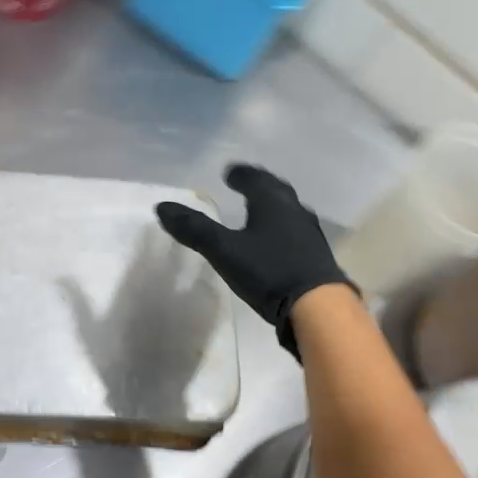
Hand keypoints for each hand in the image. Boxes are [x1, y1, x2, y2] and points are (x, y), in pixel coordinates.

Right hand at [156, 164, 354, 356]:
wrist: (315, 304)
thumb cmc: (267, 271)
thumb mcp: (224, 251)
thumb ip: (194, 229)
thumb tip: (162, 207)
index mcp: (271, 202)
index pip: (254, 178)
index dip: (240, 175)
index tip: (230, 173)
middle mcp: (293, 209)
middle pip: (276, 190)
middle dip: (260, 185)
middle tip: (247, 185)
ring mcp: (308, 232)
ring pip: (288, 210)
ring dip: (273, 206)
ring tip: (260, 211)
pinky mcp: (316, 254)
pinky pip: (296, 231)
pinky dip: (283, 228)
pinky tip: (277, 242)